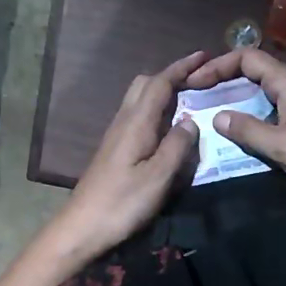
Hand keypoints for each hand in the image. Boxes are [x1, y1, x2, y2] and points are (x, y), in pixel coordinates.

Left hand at [51, 51, 206, 257]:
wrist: (82, 228)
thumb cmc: (122, 204)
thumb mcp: (158, 177)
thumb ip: (178, 146)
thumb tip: (191, 121)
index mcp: (136, 123)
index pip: (159, 83)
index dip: (181, 68)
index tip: (204, 56)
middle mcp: (123, 122)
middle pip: (144, 85)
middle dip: (171, 76)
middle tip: (198, 81)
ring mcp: (115, 137)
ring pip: (139, 101)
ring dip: (162, 94)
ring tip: (190, 101)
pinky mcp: (113, 152)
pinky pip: (138, 118)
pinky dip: (156, 113)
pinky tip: (169, 129)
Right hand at [184, 49, 285, 199]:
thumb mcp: (285, 147)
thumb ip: (249, 131)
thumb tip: (217, 116)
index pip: (248, 58)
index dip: (218, 65)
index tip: (194, 84)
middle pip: (254, 74)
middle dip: (223, 84)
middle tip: (196, 102)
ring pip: (264, 96)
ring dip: (237, 105)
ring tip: (211, 121)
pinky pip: (275, 113)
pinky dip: (255, 120)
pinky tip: (243, 140)